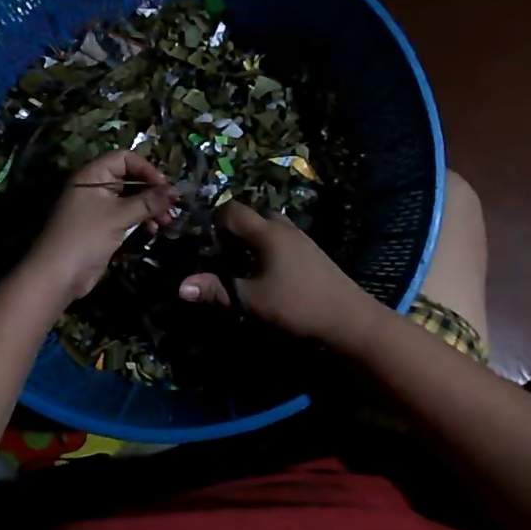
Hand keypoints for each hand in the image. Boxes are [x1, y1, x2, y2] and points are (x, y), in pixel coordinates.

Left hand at [27, 151, 175, 298]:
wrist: (58, 275)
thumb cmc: (86, 237)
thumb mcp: (119, 216)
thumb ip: (149, 201)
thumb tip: (175, 191)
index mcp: (93, 175)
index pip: (125, 158)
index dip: (146, 169)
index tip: (164, 186)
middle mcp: (95, 186)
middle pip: (130, 178)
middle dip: (152, 191)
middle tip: (172, 206)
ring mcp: (98, 206)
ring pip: (130, 198)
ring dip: (150, 207)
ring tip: (166, 221)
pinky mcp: (102, 225)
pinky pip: (126, 214)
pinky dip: (141, 219)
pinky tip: (153, 229)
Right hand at [176, 201, 384, 343]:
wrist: (349, 318)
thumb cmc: (298, 305)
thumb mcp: (252, 301)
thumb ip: (217, 291)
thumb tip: (181, 286)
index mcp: (268, 234)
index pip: (234, 211)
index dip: (215, 219)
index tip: (203, 237)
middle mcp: (286, 229)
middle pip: (256, 214)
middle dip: (236, 225)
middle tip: (221, 247)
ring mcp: (303, 240)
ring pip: (273, 226)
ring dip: (256, 235)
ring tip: (241, 258)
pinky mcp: (313, 254)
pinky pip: (285, 239)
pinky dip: (271, 246)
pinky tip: (267, 269)